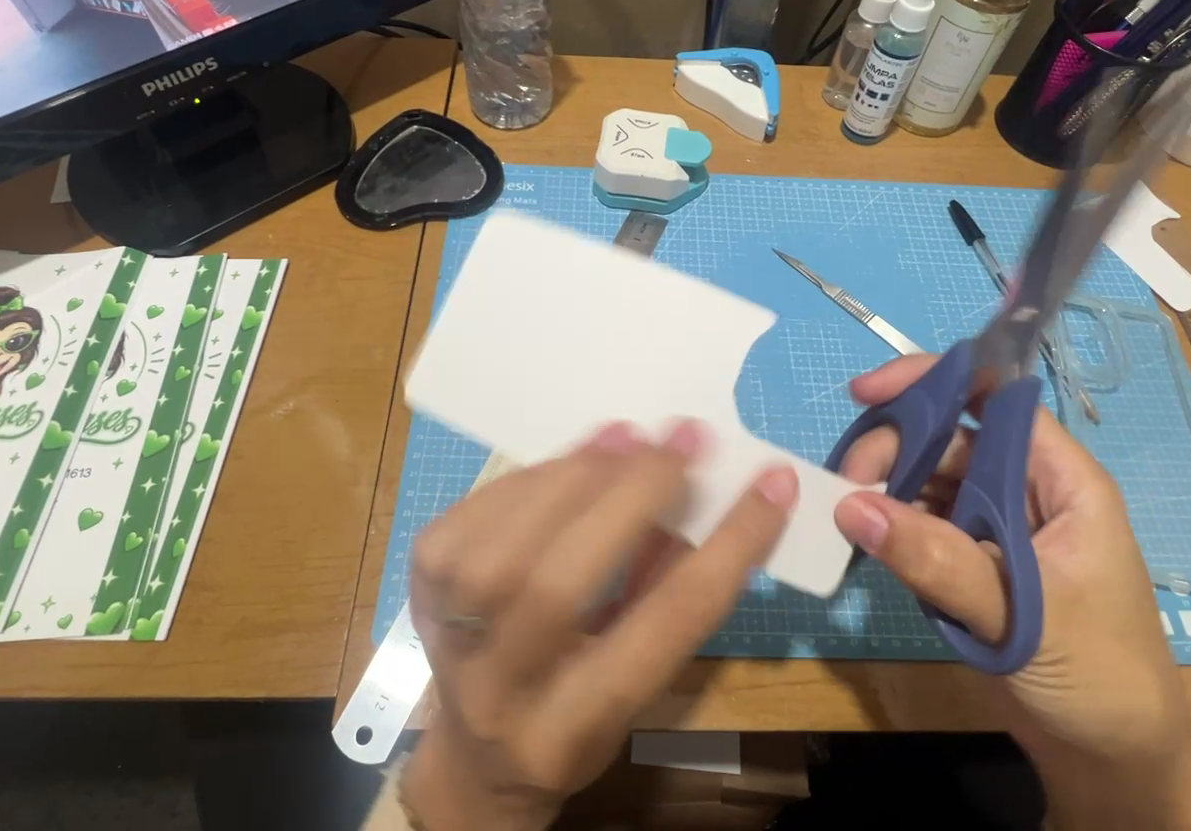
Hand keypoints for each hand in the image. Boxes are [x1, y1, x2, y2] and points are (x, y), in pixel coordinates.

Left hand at [400, 422, 796, 830]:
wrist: (476, 754)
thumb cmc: (577, 716)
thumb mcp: (639, 685)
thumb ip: (664, 594)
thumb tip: (692, 493)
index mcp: (575, 727)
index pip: (662, 629)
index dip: (726, 548)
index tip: (771, 484)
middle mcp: (502, 688)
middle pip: (559, 584)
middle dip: (630, 496)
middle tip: (683, 439)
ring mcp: (446, 637)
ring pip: (504, 543)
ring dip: (574, 476)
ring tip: (627, 437)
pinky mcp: (419, 588)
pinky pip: (473, 516)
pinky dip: (529, 478)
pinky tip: (572, 460)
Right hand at [831, 356, 1190, 828]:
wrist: (1109, 759)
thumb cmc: (1096, 676)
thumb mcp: (1020, 614)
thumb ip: (936, 559)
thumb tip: (851, 506)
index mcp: (1060, 481)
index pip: (995, 400)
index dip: (933, 380)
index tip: (866, 392)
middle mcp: (1023, 490)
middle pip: (948, 437)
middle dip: (894, 446)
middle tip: (845, 482)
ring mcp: (992, 525)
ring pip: (927, 477)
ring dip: (882, 485)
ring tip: (841, 508)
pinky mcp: (966, 558)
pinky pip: (918, 521)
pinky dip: (885, 521)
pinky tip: (857, 532)